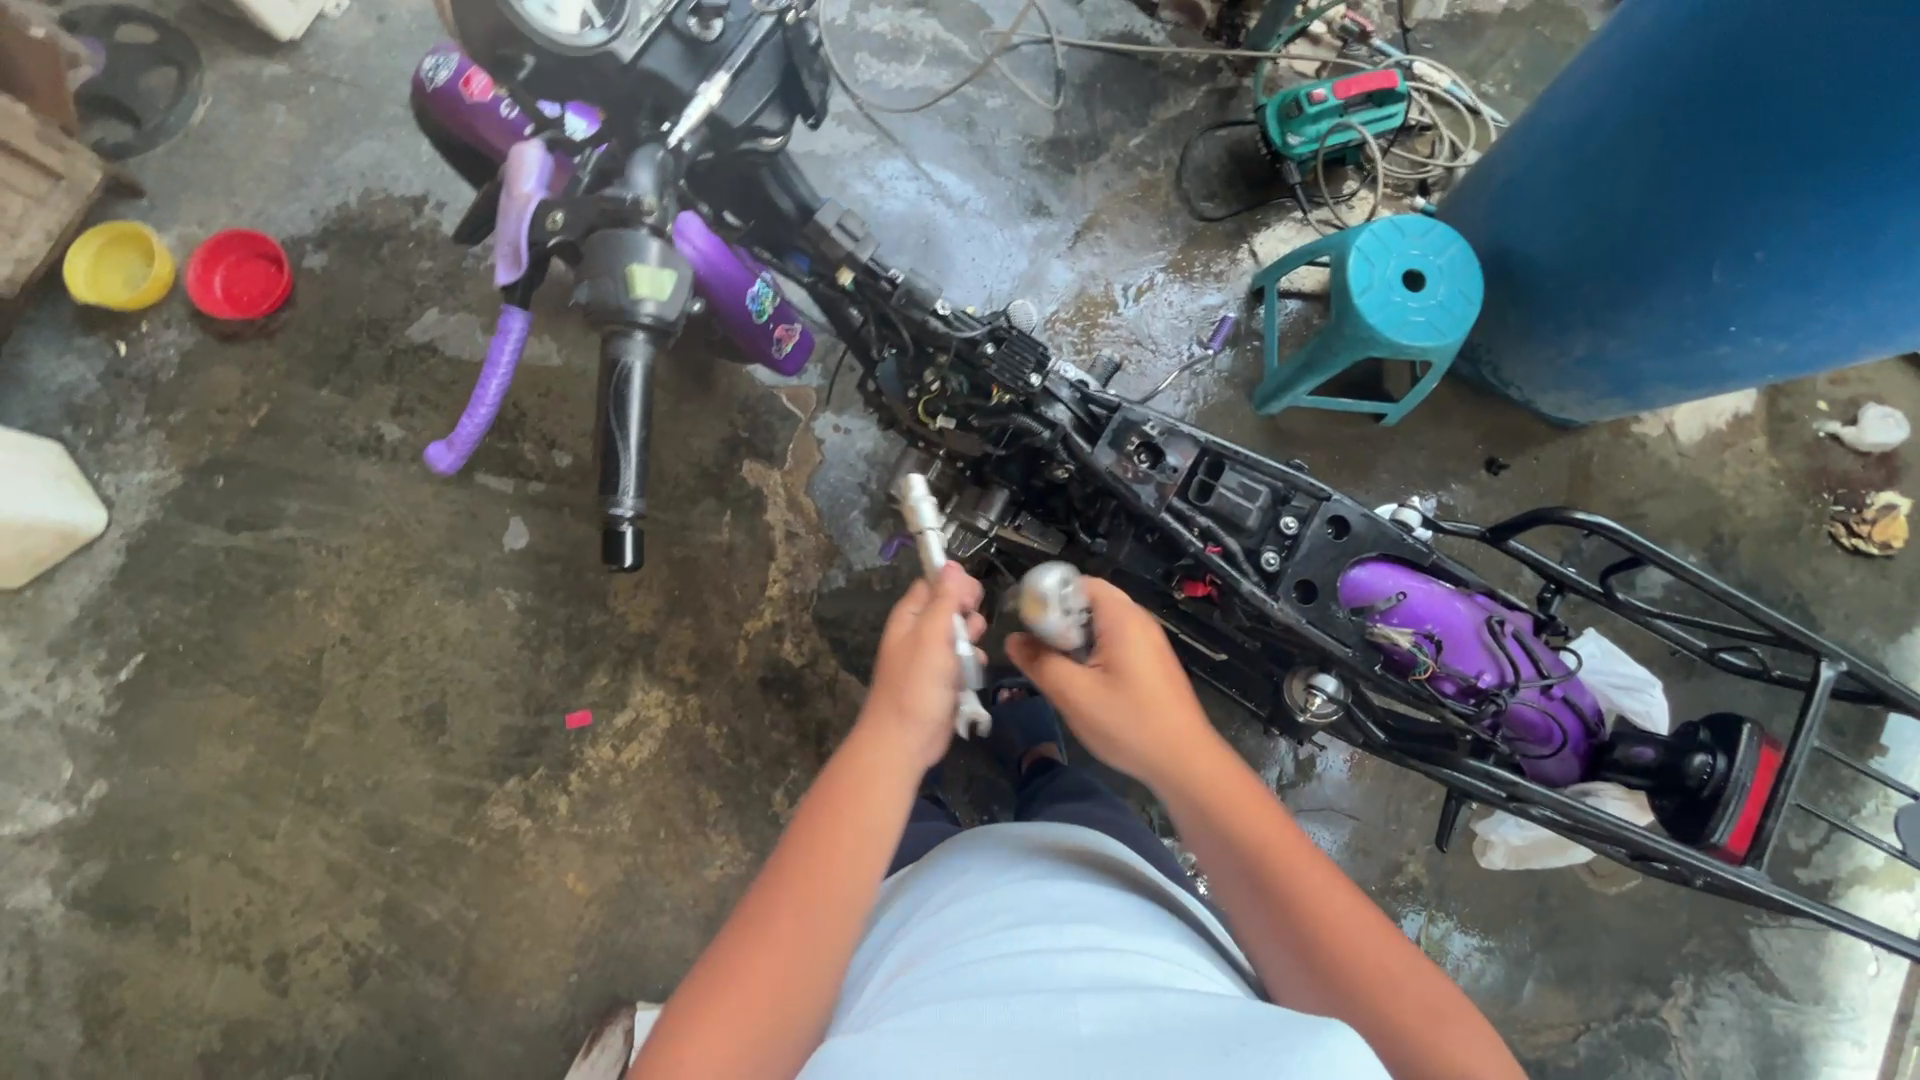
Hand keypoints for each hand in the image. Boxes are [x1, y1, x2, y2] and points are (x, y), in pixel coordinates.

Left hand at [857, 563, 986, 770]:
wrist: (905, 740)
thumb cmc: (916, 685)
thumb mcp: (931, 635)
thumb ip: (944, 600)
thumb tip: (951, 564)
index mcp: (909, 616)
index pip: (934, 584)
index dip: (955, 584)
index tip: (973, 596)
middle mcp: (919, 632)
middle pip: (951, 607)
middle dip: (967, 614)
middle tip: (970, 628)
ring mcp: (931, 657)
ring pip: (960, 634)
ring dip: (971, 640)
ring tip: (969, 655)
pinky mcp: (944, 680)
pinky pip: (964, 660)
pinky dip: (971, 664)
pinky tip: (973, 674)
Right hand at [1006, 577, 1215, 788]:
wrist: (1185, 762)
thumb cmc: (1128, 723)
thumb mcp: (1073, 694)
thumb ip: (1039, 662)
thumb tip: (1013, 639)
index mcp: (1122, 617)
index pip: (1079, 583)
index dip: (1048, 596)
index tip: (1025, 621)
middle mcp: (1139, 621)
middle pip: (1089, 602)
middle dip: (1058, 620)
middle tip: (1037, 647)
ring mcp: (1149, 642)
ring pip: (1101, 625)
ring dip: (1074, 639)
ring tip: (1055, 666)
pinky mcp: (1152, 663)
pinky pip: (1115, 643)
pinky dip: (1093, 652)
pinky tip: (1083, 682)